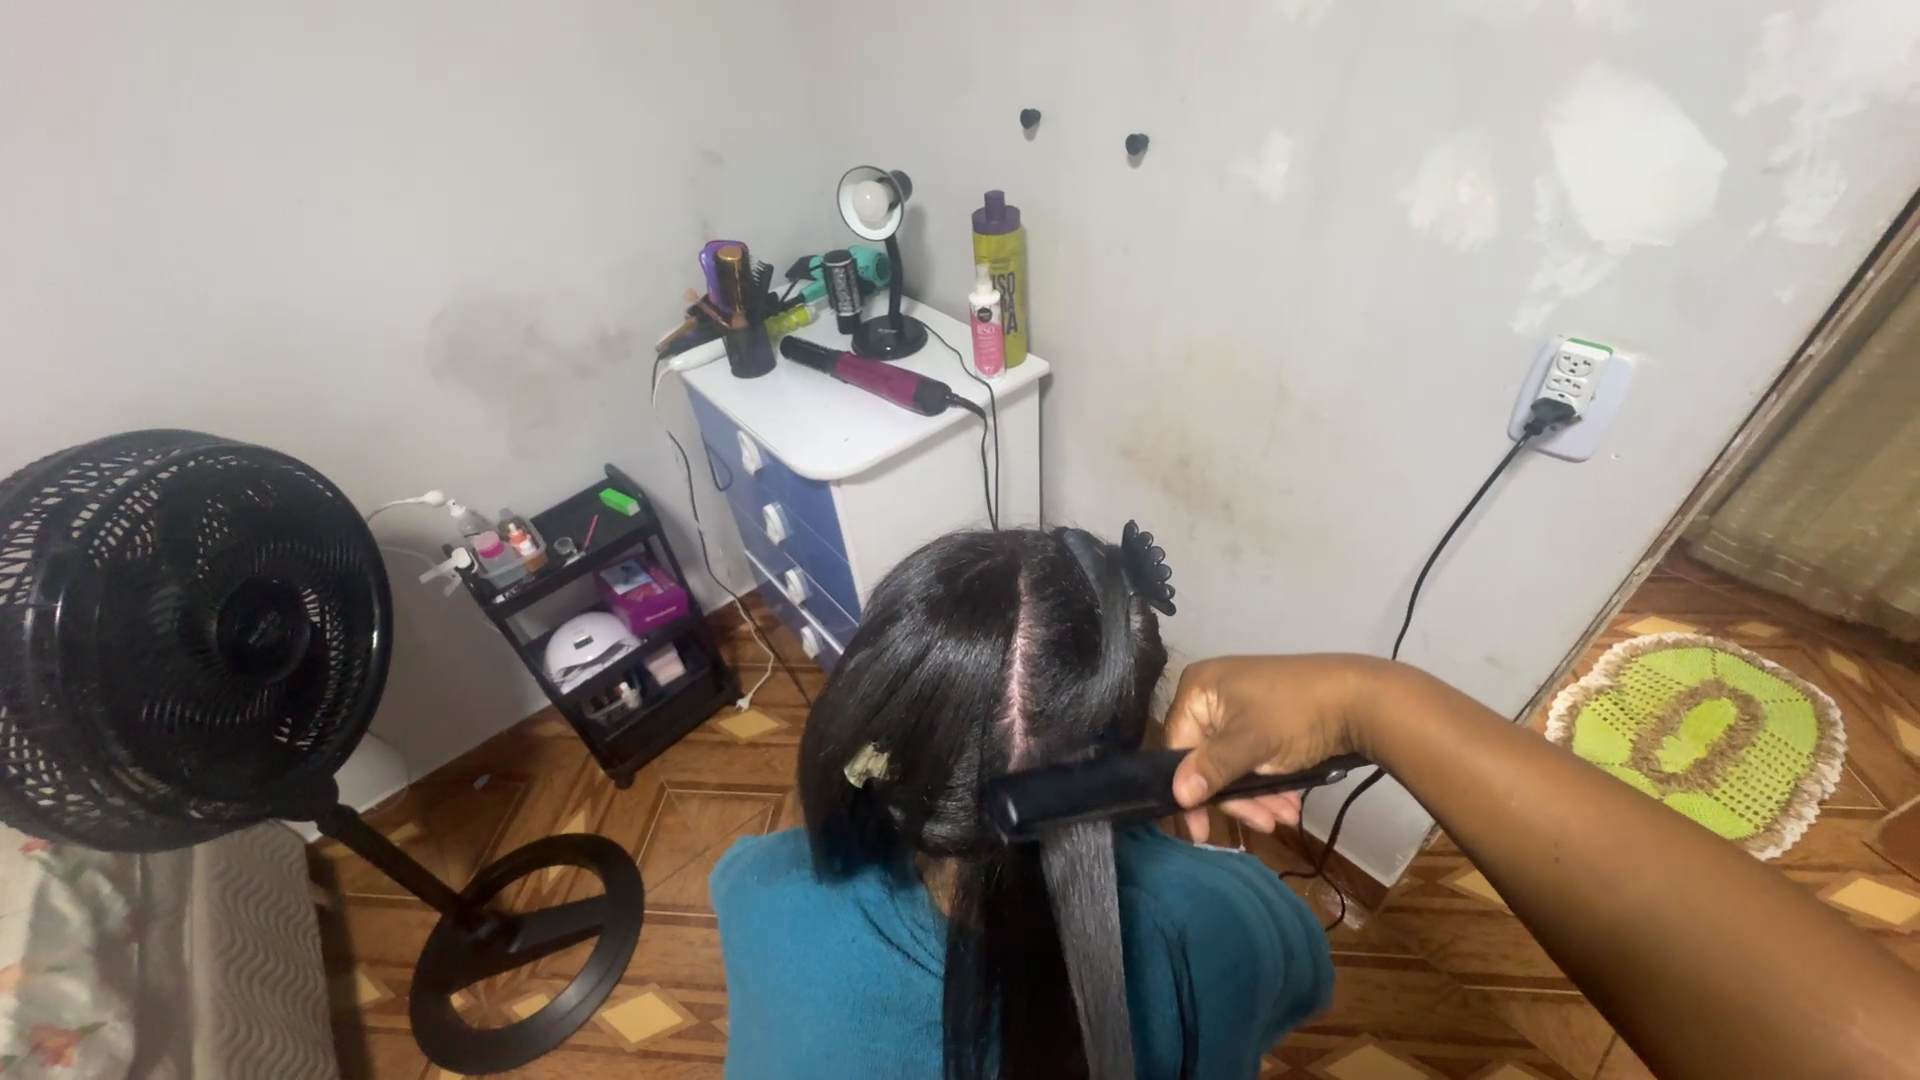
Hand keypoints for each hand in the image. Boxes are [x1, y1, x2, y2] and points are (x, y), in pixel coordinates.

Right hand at [1164, 654, 1396, 842]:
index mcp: (1198, 689)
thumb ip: (1212, 769)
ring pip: (1232, 762)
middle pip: (1207, 758)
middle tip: (1264, 824)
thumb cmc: (1296, 715)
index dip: (1188, 788)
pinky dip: (1267, 781)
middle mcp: (1212, 694)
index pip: (1178, 745)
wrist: (1361, 697)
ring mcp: (1237, 706)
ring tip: (1285, 816)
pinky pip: (1251, 756)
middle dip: (1237, 796)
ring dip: (1256, 795)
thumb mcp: (1251, 744)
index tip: (1201, 829)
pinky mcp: (1262, 719)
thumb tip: (1176, 795)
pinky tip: (1289, 802)